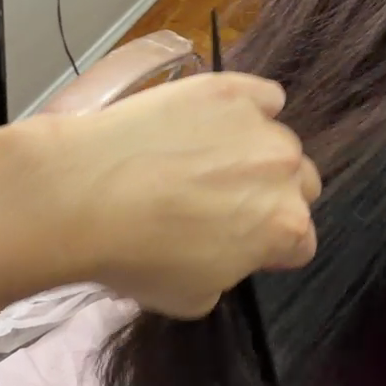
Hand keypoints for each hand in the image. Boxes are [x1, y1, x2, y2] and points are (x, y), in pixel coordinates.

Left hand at [27, 72, 320, 316]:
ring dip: (255, 151)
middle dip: (271, 195)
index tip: (238, 242)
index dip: (269, 246)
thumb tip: (226, 247)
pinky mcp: (230, 88)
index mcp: (284, 228)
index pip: (300, 241)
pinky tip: (216, 117)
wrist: (85, 190)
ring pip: (278, 139)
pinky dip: (249, 107)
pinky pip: (263, 96)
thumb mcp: (194, 296)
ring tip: (203, 155)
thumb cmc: (135, 255)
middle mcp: (285, 172)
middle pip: (299, 185)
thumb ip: (231, 271)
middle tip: (220, 199)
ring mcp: (259, 124)